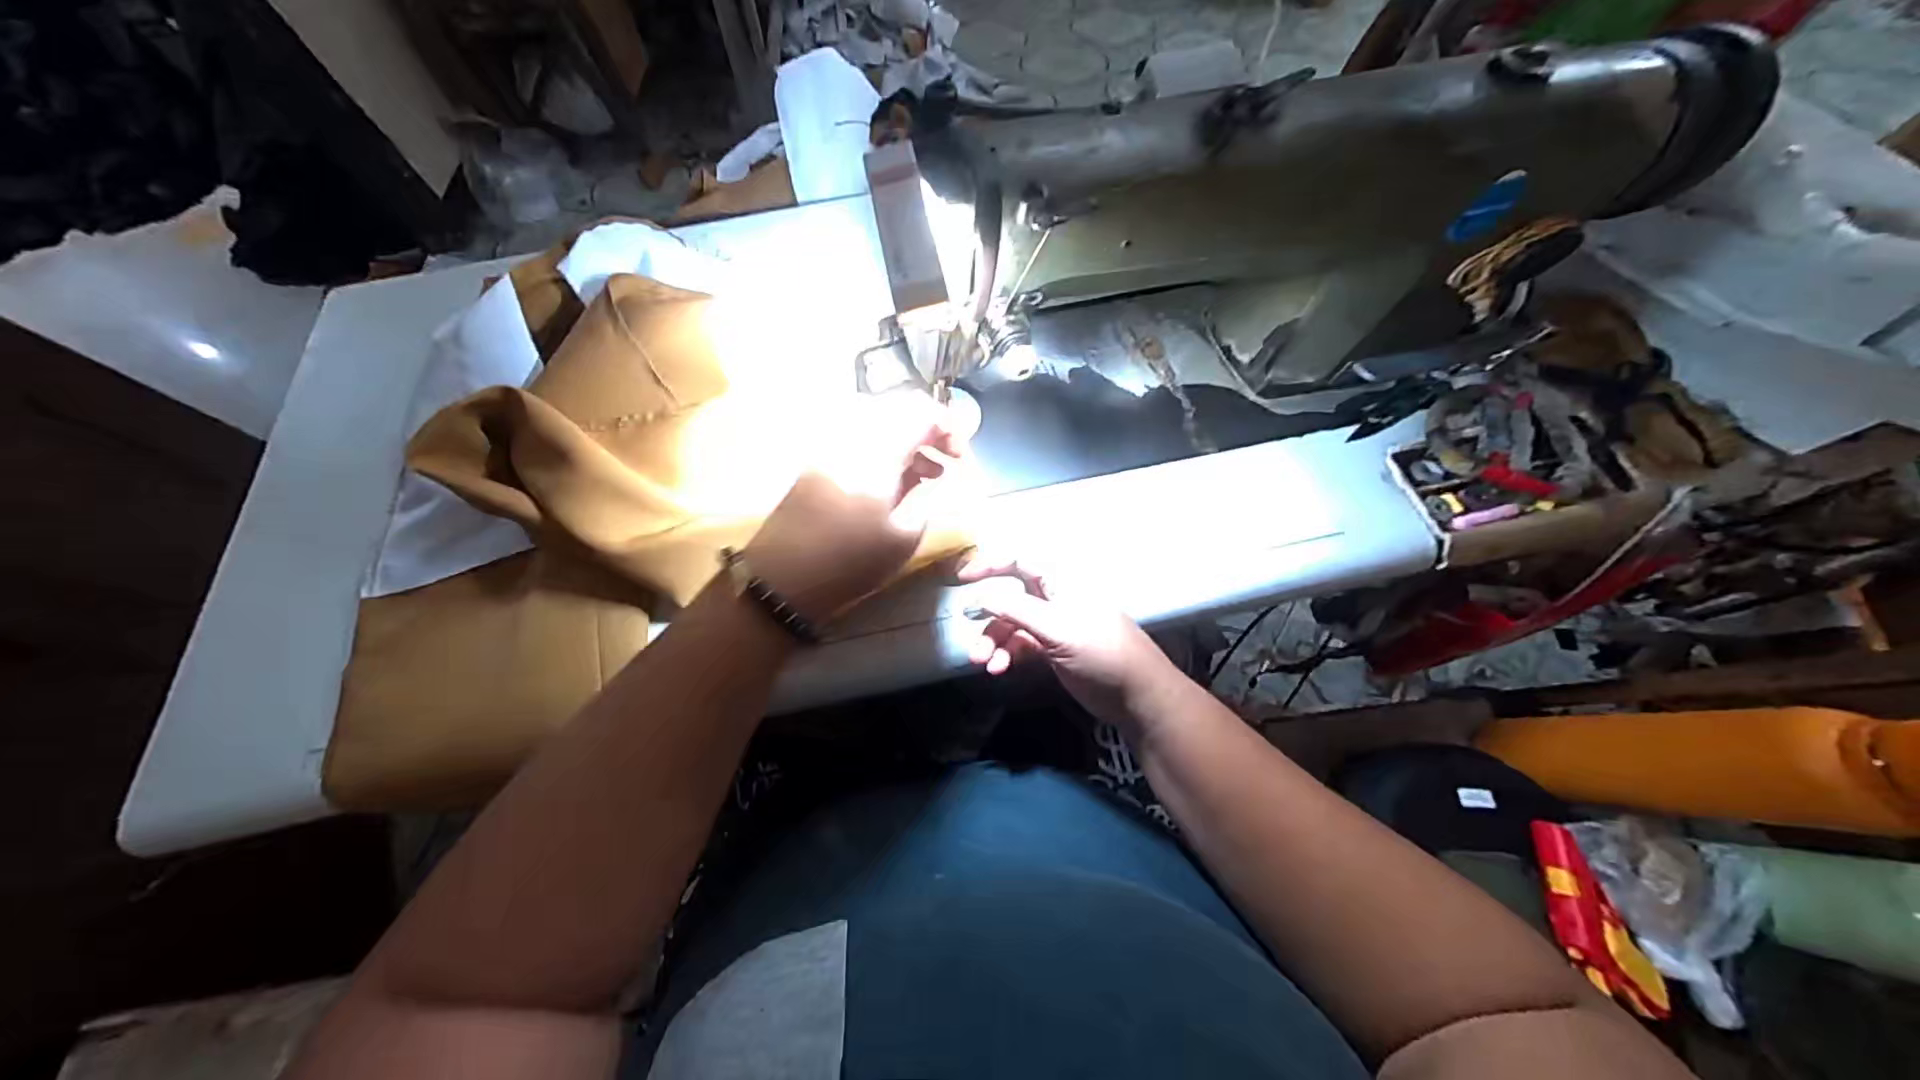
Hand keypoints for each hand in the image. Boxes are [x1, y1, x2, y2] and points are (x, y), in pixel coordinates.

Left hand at [743, 393, 970, 621]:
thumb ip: (928, 496)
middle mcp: (851, 435)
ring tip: (926, 475)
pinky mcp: (816, 462)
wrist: (782, 579)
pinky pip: (856, 439)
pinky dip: (882, 449)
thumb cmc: (850, 561)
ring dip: (905, 440)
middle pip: (898, 409)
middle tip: (946, 463)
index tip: (961, 459)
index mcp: (877, 450)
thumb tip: (936, 476)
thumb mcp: (905, 536)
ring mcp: (829, 446)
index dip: (949, 429)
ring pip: (876, 422)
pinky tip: (892, 481)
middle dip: (928, 431)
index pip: (922, 412)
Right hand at [957, 554, 1186, 732]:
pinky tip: (999, 669)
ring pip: (1012, 624)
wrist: (1137, 696)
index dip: (990, 564)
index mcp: (1063, 581)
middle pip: (1011, 596)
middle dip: (988, 616)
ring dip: (993, 641)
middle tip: (970, 637)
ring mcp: (1054, 625)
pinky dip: (1007, 654)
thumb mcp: (1058, 628)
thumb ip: (1017, 610)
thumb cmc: (1103, 653)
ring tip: (983, 663)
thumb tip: (980, 597)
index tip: (962, 579)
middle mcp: (1056, 598)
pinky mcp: (1053, 650)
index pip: (1020, 560)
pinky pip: (1021, 645)